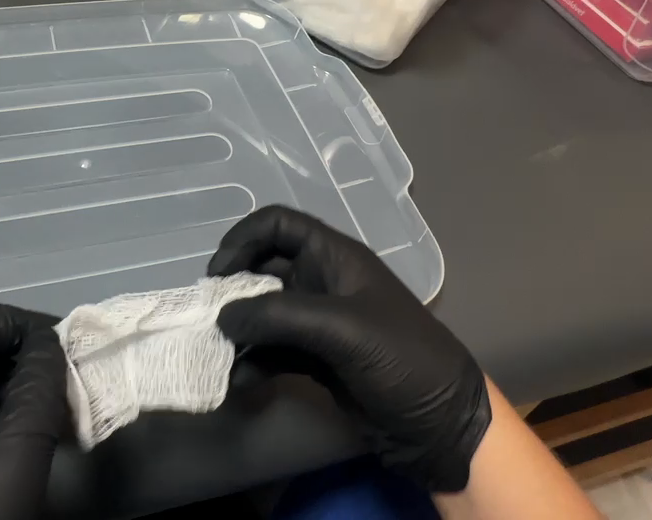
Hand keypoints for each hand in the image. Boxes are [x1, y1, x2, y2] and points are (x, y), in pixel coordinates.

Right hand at [210, 205, 491, 492]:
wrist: (443, 426)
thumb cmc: (402, 358)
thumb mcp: (342, 329)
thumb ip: (280, 316)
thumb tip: (223, 316)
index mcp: (334, 256)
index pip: (279, 224)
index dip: (244, 237)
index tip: (217, 272)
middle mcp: (323, 282)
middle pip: (265, 267)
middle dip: (234, 289)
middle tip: (208, 316)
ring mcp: (320, 323)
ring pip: (266, 314)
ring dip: (240, 331)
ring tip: (217, 353)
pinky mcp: (319, 360)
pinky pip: (275, 351)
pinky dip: (254, 362)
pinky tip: (239, 380)